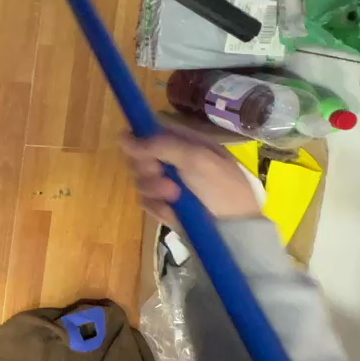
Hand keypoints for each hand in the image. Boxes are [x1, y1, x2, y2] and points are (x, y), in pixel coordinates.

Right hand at [120, 128, 262, 223]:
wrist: (237, 228)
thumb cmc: (223, 187)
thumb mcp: (196, 159)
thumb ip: (160, 145)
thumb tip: (122, 136)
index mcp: (184, 143)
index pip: (149, 132)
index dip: (139, 141)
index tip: (143, 153)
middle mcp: (173, 160)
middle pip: (139, 157)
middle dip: (147, 169)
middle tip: (162, 176)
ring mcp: (167, 183)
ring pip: (140, 180)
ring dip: (154, 190)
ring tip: (175, 198)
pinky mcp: (163, 205)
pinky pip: (146, 201)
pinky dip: (158, 207)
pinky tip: (173, 211)